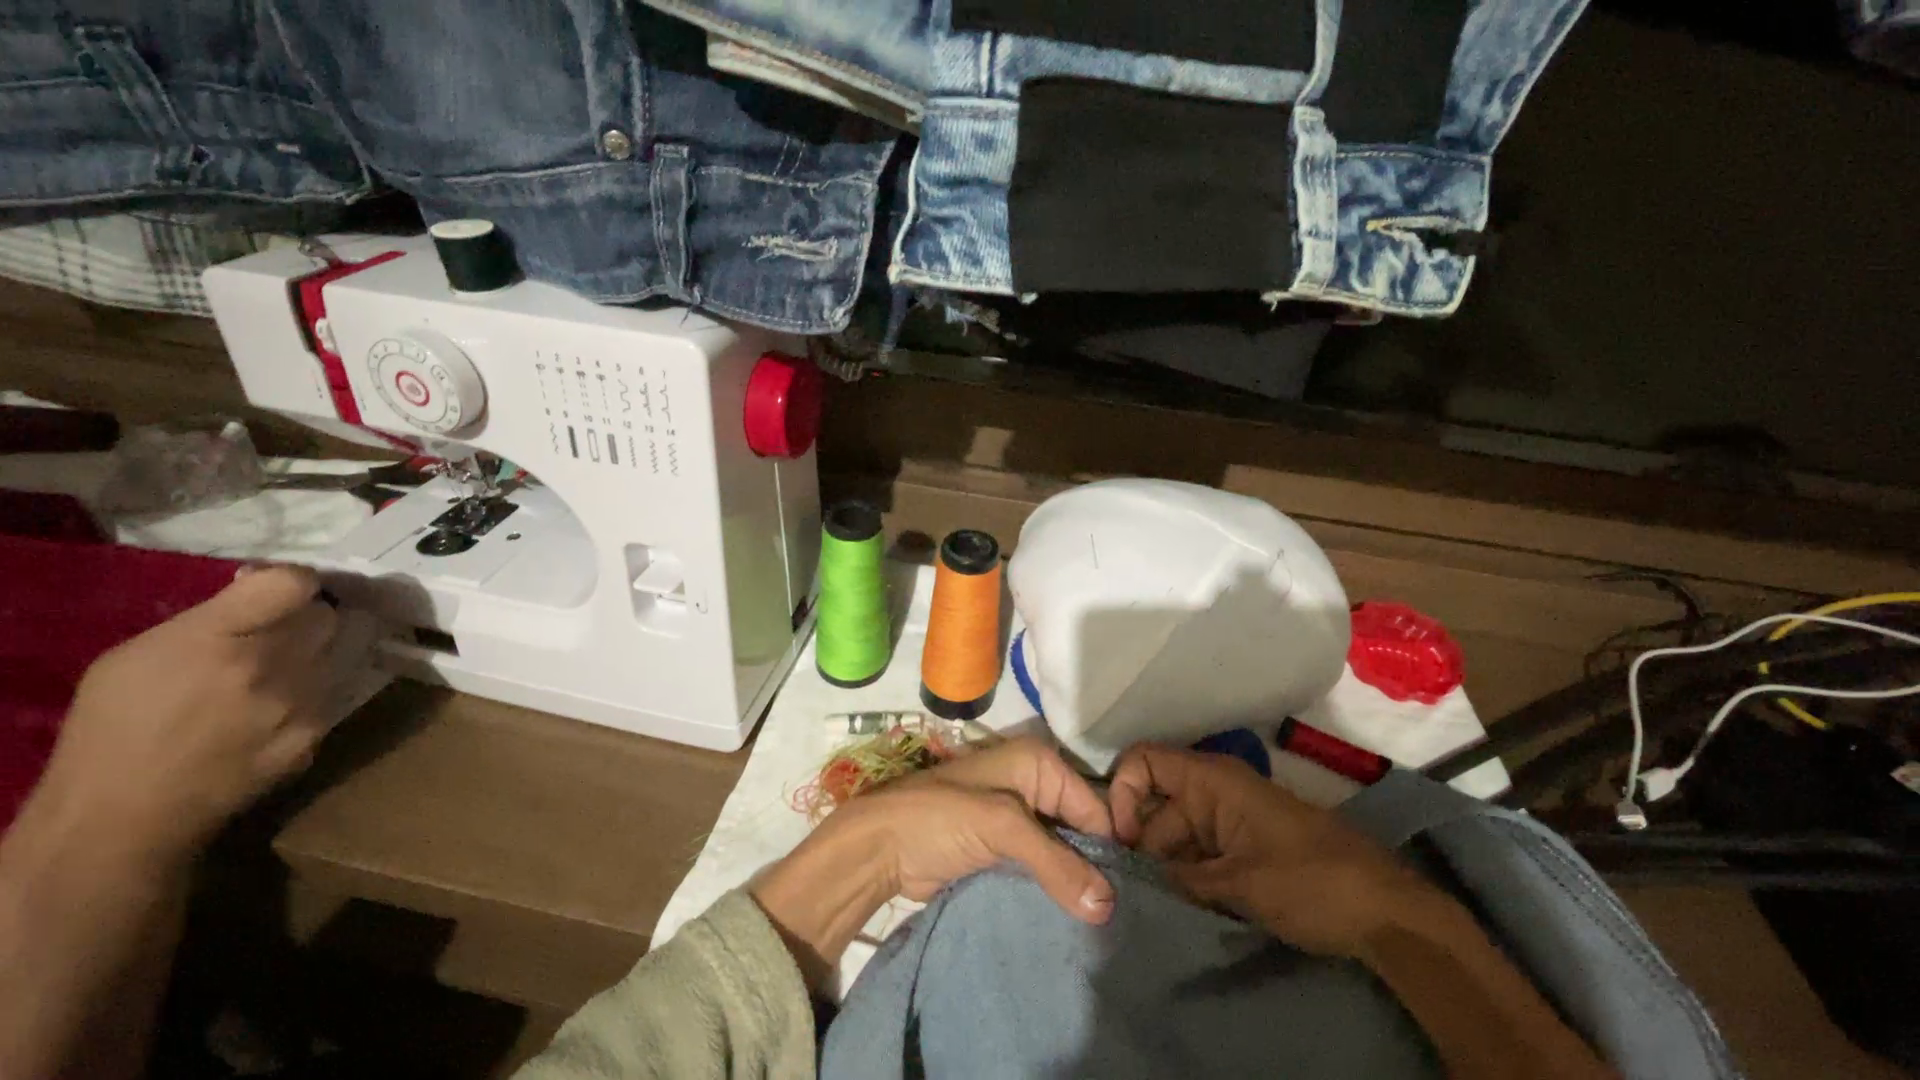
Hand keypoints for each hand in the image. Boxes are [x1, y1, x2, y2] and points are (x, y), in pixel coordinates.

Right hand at [39, 565, 369, 857]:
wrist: (123, 816)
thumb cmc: (113, 728)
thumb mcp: (138, 654)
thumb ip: (210, 618)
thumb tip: (257, 588)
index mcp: (220, 638)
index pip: (294, 584)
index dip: (292, 581)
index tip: (279, 589)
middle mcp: (273, 665)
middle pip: (325, 618)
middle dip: (305, 620)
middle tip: (276, 636)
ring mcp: (301, 703)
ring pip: (333, 657)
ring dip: (310, 660)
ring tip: (270, 681)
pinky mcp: (315, 736)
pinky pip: (328, 699)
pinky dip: (308, 700)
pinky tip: (273, 717)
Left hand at [750, 736, 1115, 991]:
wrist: (879, 846)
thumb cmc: (939, 819)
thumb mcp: (1001, 829)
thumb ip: (1056, 863)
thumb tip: (1108, 907)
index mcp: (1039, 764)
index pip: (1094, 807)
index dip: (1110, 848)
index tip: (1130, 894)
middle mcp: (1034, 786)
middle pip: (1081, 831)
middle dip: (1094, 869)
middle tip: (1118, 915)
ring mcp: (1018, 821)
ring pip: (1062, 855)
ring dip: (1073, 885)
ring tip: (1101, 926)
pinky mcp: (1003, 852)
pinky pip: (1041, 871)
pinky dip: (1052, 892)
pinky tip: (1071, 921)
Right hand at [1108, 743, 1442, 957]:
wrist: (1386, 914)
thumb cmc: (1311, 883)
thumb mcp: (1238, 883)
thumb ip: (1180, 878)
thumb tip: (1135, 878)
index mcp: (1213, 781)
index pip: (1144, 762)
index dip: (1121, 792)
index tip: (1119, 842)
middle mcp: (1215, 793)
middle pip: (1154, 807)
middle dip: (1139, 844)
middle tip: (1130, 891)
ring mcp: (1229, 822)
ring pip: (1174, 836)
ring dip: (1162, 867)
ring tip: (1152, 906)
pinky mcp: (1242, 850)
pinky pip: (1197, 855)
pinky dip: (1185, 878)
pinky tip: (1178, 907)